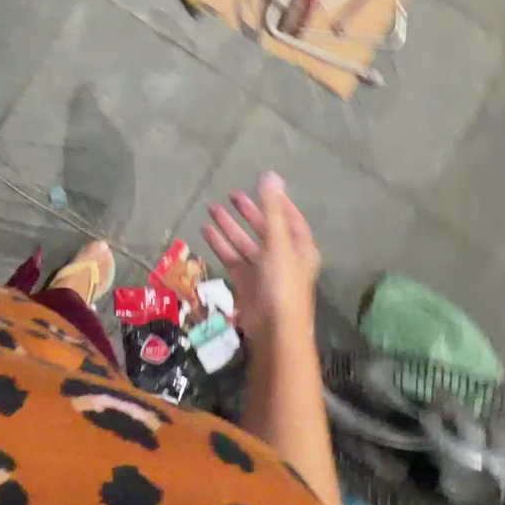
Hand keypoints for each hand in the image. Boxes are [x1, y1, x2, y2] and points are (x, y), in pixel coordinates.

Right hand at [202, 172, 321, 340]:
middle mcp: (284, 257)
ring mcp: (264, 270)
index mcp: (299, 247)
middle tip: (231, 194)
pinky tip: (205, 231)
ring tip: (212, 208)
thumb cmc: (282, 283)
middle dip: (249, 212)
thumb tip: (272, 175)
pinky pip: (233, 258)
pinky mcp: (247, 282)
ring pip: (246, 243)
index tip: (261, 186)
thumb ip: (271, 209)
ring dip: (230, 226)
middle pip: (266, 228)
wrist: (275, 329)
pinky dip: (220, 244)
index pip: (291, 218)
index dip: (278, 202)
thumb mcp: (277, 242)